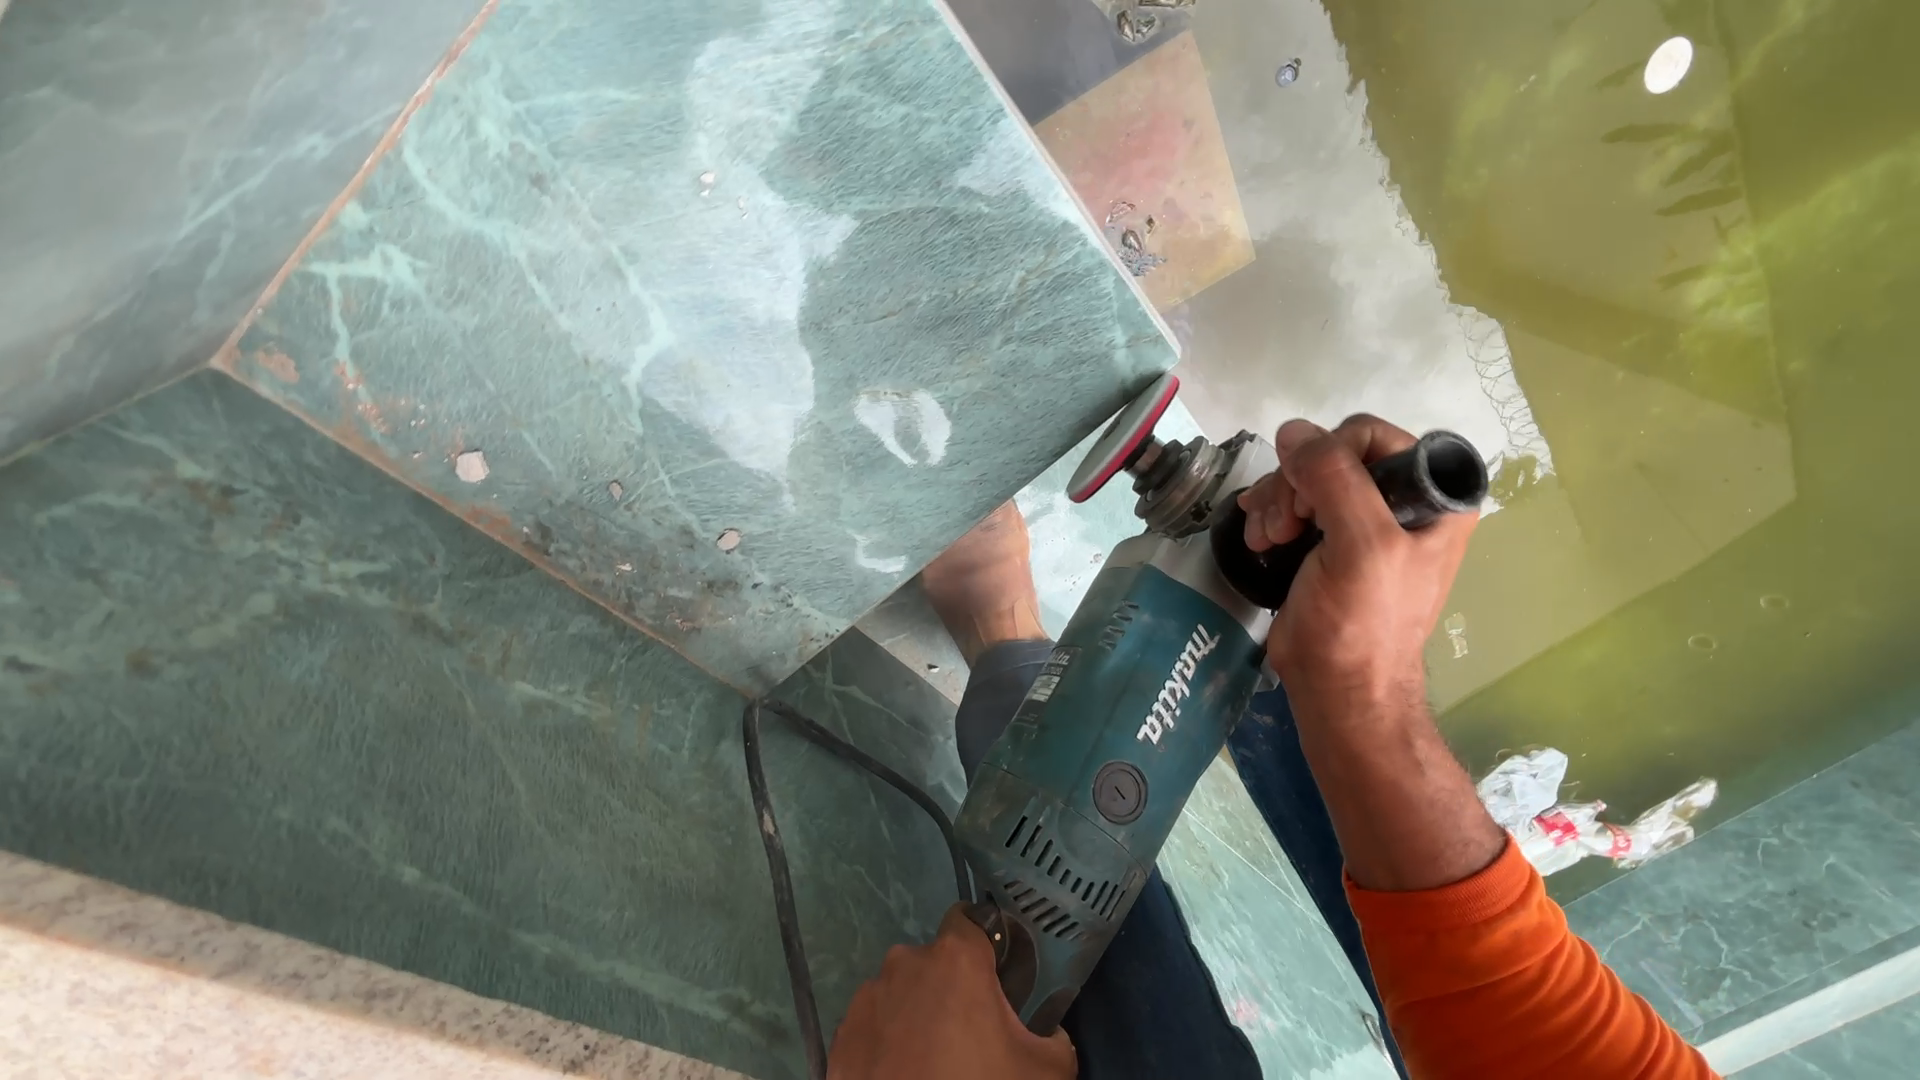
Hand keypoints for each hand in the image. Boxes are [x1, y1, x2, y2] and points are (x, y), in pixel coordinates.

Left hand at [829, 905, 1075, 1079]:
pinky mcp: (841, 1037)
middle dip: (952, 990)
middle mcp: (905, 964)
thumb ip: (1053, 1036)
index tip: (997, 974)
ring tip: (933, 1062)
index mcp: (955, 959)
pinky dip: (888, 1043)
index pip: (971, 920)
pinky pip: (874, 1026)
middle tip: (971, 1036)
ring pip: (902, 993)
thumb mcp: (1046, 1071)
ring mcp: (867, 1000)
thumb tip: (1046, 1029)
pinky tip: (903, 1075)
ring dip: (917, 1015)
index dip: (986, 944)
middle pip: (936, 964)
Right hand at [1236, 415, 1476, 721]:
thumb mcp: (1361, 544)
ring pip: (1305, 478)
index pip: (1373, 437)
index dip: (1330, 458)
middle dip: (1296, 485)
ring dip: (1277, 502)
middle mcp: (1402, 503)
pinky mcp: (1326, 542)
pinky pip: (1292, 503)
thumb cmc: (1361, 621)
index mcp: (1435, 497)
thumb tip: (1291, 431)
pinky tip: (1260, 540)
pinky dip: (1270, 515)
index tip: (1310, 502)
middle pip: (1333, 456)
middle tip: (1284, 525)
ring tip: (1267, 538)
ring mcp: (1361, 522)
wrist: (1337, 686)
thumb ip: (1334, 478)